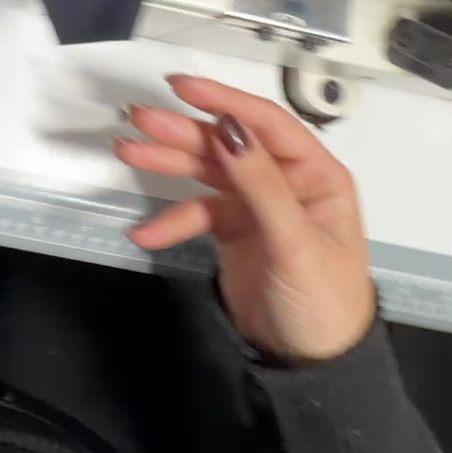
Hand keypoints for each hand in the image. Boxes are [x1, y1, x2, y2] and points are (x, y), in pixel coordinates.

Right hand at [114, 75, 376, 363]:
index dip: (222, 100)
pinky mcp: (231, 226)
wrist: (311, 366)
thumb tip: (228, 127)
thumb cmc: (324, 301)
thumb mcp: (295, 242)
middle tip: (140, 117)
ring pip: (205, 170)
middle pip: (226, 143)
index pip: (265, 123)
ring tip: (127, 151)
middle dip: (182, 131)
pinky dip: (170, 221)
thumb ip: (261, 182)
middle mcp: (283, 179)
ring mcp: (254, 202)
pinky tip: (145, 233)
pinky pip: (196, 212)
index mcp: (314, 174)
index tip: (182, 86)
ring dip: (167, 162)